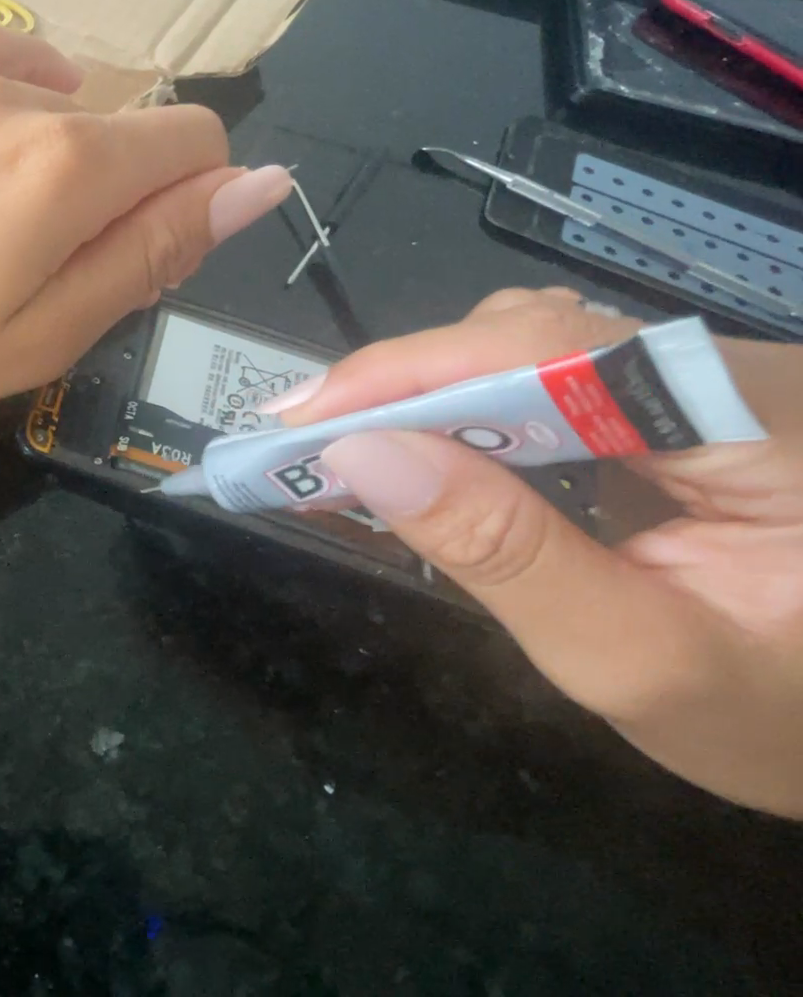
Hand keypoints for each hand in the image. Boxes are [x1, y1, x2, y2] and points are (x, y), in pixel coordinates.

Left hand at [0, 24, 292, 438]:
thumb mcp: (38, 339)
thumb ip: (149, 256)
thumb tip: (256, 187)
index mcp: (66, 170)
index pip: (194, 147)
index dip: (189, 206)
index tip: (130, 264)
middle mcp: (19, 100)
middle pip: (126, 130)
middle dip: (117, 199)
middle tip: (39, 278)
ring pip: (63, 104)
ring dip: (61, 162)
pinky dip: (17, 99)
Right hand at [274, 288, 802, 816]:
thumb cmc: (776, 720)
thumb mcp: (631, 659)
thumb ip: (504, 555)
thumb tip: (362, 454)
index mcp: (780, 429)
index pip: (572, 354)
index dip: (420, 370)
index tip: (304, 419)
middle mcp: (750, 377)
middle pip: (540, 336)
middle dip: (403, 386)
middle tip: (301, 445)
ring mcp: (709, 386)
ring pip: (529, 348)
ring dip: (421, 398)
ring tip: (343, 451)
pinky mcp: (671, 405)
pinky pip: (541, 380)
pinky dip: (455, 415)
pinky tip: (411, 454)